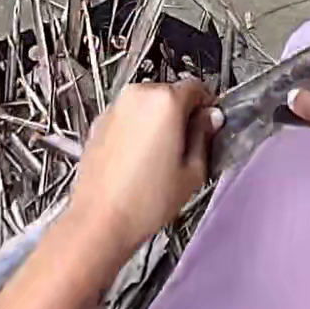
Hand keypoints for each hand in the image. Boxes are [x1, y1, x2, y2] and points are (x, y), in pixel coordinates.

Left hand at [67, 78, 220, 255]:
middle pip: (170, 93)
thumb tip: (211, 119)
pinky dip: (136, 129)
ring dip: (158, 121)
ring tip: (160, 157)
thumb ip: (205, 136)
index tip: (209, 125)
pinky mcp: (99, 122)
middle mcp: (138, 95)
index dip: (207, 106)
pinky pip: (128, 117)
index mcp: (165, 101)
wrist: (99, 221)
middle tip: (186, 147)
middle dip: (181, 114)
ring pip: (147, 104)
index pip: (197, 87)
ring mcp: (115, 107)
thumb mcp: (193, 171)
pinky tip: (138, 160)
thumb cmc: (145, 201)